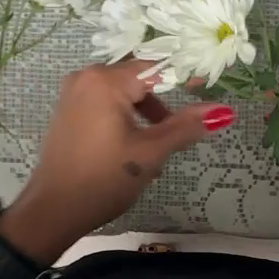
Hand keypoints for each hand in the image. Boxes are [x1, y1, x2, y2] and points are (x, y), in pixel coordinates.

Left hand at [3, 59, 234, 262]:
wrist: (54, 210)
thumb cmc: (104, 179)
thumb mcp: (150, 152)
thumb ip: (186, 127)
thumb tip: (224, 111)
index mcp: (105, 81)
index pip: (155, 68)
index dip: (184, 77)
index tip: (206, 89)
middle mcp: (85, 78)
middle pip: (137, 79)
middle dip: (162, 102)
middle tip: (182, 127)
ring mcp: (73, 95)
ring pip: (122, 94)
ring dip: (145, 114)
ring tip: (158, 147)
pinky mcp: (68, 114)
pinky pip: (105, 105)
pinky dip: (125, 119)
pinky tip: (135, 149)